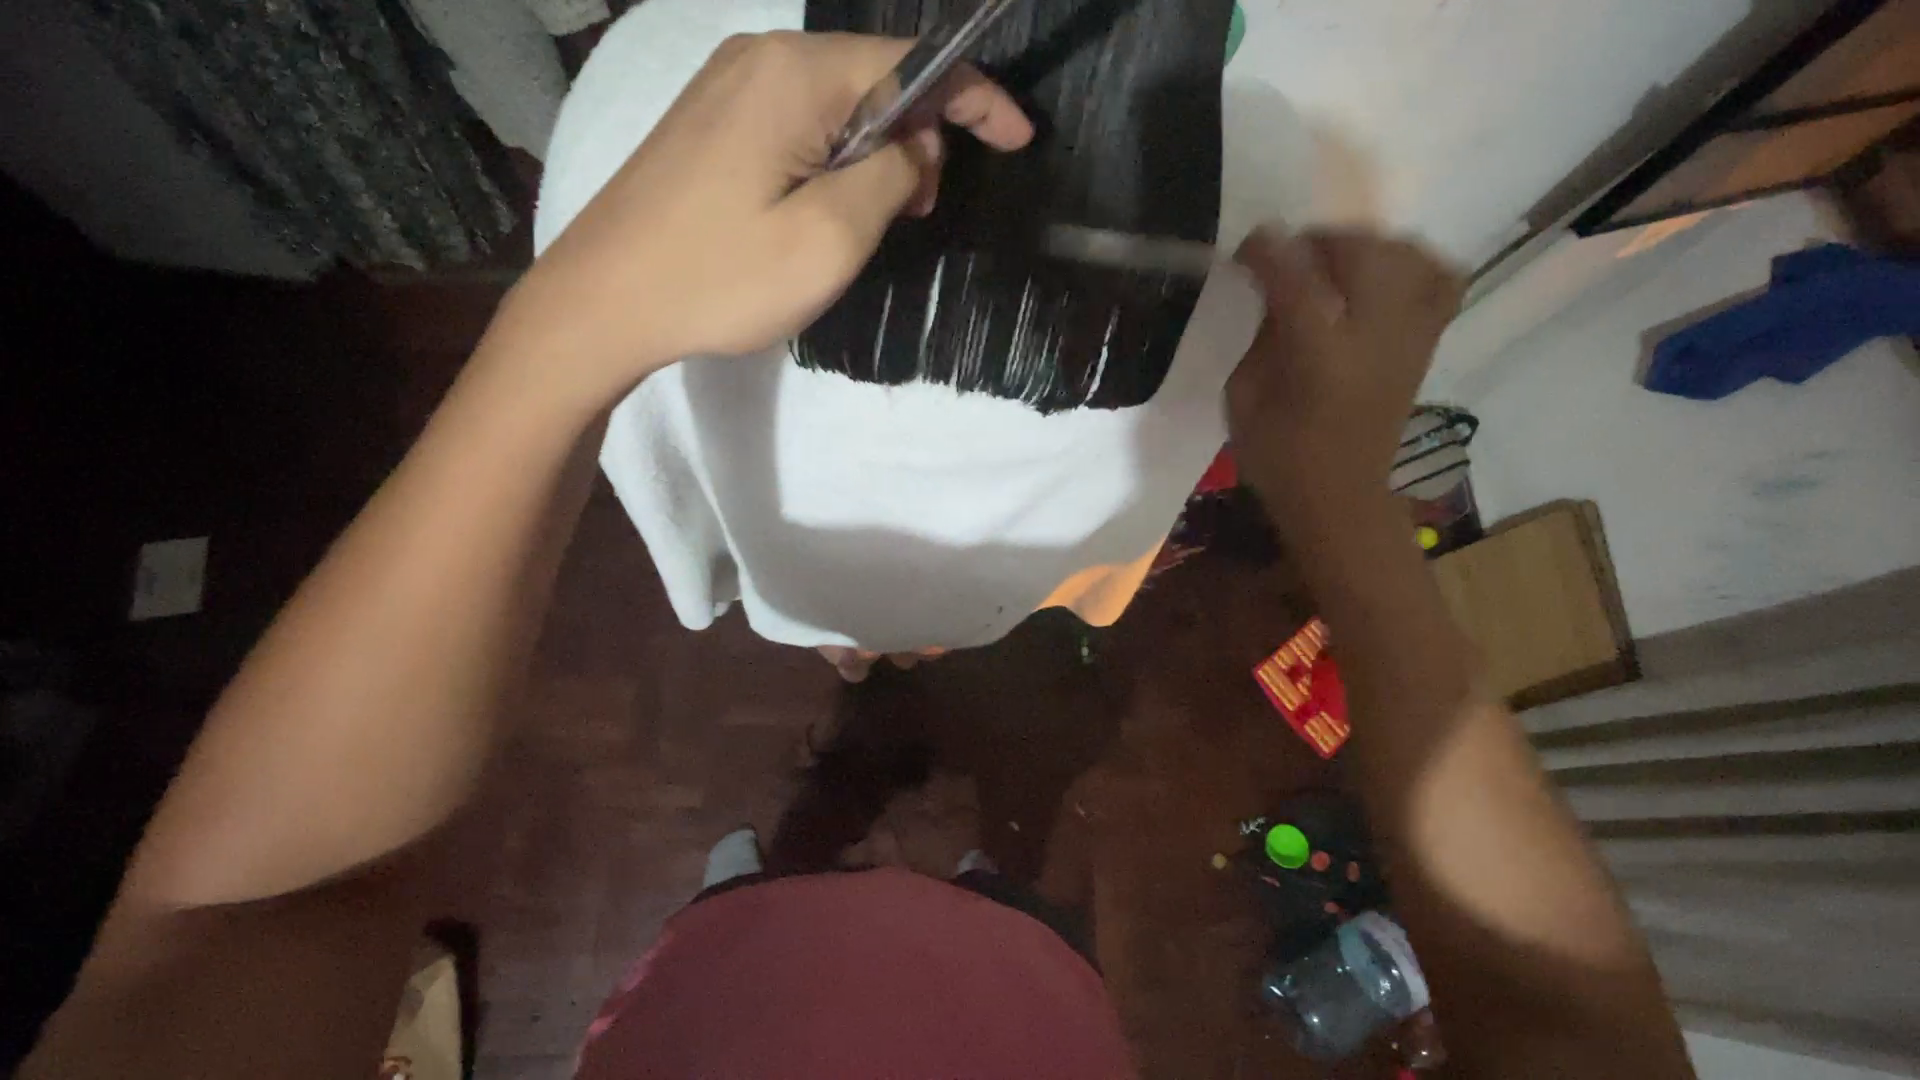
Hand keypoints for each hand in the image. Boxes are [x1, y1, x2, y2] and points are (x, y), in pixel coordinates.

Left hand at [493, 32, 1033, 409]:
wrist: (601, 302)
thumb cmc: (719, 277)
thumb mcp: (829, 238)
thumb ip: (892, 178)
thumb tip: (916, 147)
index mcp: (796, 75)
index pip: (912, 62)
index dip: (976, 97)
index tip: (1018, 138)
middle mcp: (761, 58)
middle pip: (874, 78)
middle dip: (920, 136)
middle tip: (921, 212)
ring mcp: (729, 86)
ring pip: (838, 104)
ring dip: (877, 155)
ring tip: (879, 221)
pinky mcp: (711, 121)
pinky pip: (799, 122)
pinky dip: (834, 159)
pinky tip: (829, 208)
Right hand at [1226, 226, 1463, 524]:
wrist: (1339, 496)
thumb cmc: (1277, 455)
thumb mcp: (1244, 397)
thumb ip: (1262, 336)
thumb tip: (1274, 288)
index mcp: (1320, 361)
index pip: (1298, 282)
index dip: (1269, 251)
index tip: (1246, 246)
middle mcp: (1376, 340)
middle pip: (1363, 253)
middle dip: (1320, 239)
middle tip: (1289, 255)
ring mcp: (1411, 338)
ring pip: (1406, 255)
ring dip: (1364, 245)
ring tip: (1331, 263)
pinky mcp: (1428, 342)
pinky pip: (1441, 280)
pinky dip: (1415, 263)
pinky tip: (1383, 274)